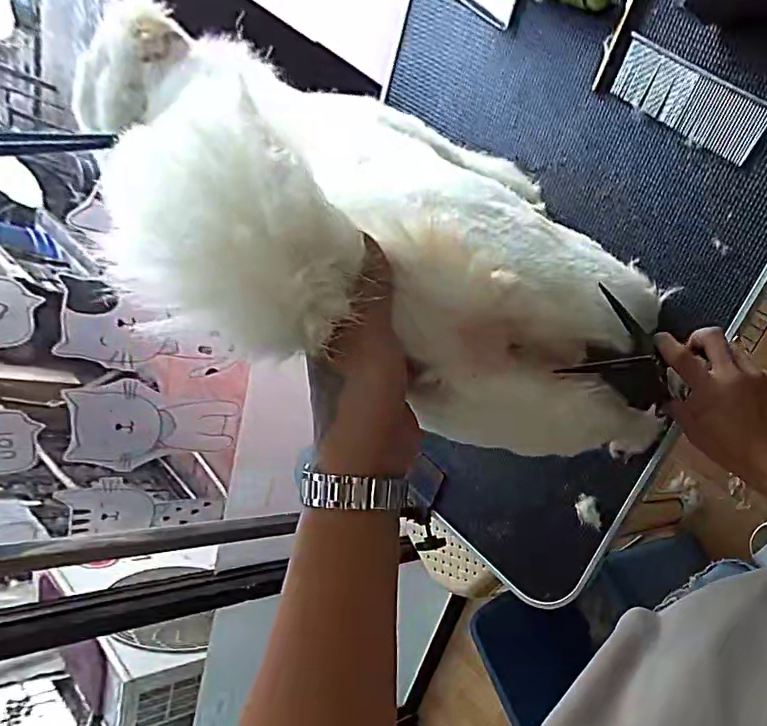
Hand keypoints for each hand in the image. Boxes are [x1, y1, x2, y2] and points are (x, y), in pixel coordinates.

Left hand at [315, 238, 420, 476]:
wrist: (375, 458)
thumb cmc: (362, 400)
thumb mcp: (368, 343)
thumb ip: (370, 297)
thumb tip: (367, 238)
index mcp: (323, 327)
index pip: (333, 278)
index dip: (351, 253)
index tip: (377, 225)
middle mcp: (342, 339)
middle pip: (363, 299)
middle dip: (386, 278)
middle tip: (415, 246)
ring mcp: (368, 360)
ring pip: (389, 323)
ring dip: (408, 307)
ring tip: (432, 275)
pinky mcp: (392, 378)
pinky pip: (408, 348)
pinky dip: (422, 336)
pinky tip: (443, 320)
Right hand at [658, 328, 766, 488]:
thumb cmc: (731, 451)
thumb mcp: (697, 435)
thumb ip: (681, 412)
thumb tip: (671, 401)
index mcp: (709, 389)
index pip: (682, 357)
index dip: (667, 344)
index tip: (660, 339)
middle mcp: (731, 373)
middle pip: (711, 335)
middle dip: (697, 338)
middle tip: (693, 352)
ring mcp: (754, 372)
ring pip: (733, 348)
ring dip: (720, 357)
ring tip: (719, 377)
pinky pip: (750, 366)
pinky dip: (741, 374)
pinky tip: (741, 394)